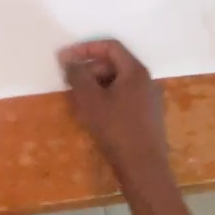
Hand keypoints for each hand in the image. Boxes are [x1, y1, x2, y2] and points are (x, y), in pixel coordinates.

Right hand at [60, 39, 171, 193]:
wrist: (143, 167)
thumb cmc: (116, 129)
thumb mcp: (90, 99)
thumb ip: (78, 75)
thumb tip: (69, 60)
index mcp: (135, 71)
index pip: (110, 46)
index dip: (85, 48)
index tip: (65, 58)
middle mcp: (146, 81)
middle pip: (114, 63)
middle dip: (89, 68)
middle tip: (69, 81)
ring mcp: (149, 99)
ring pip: (118, 82)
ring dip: (96, 84)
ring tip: (78, 99)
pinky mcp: (147, 116)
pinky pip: (124, 97)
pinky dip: (106, 98)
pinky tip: (94, 114)